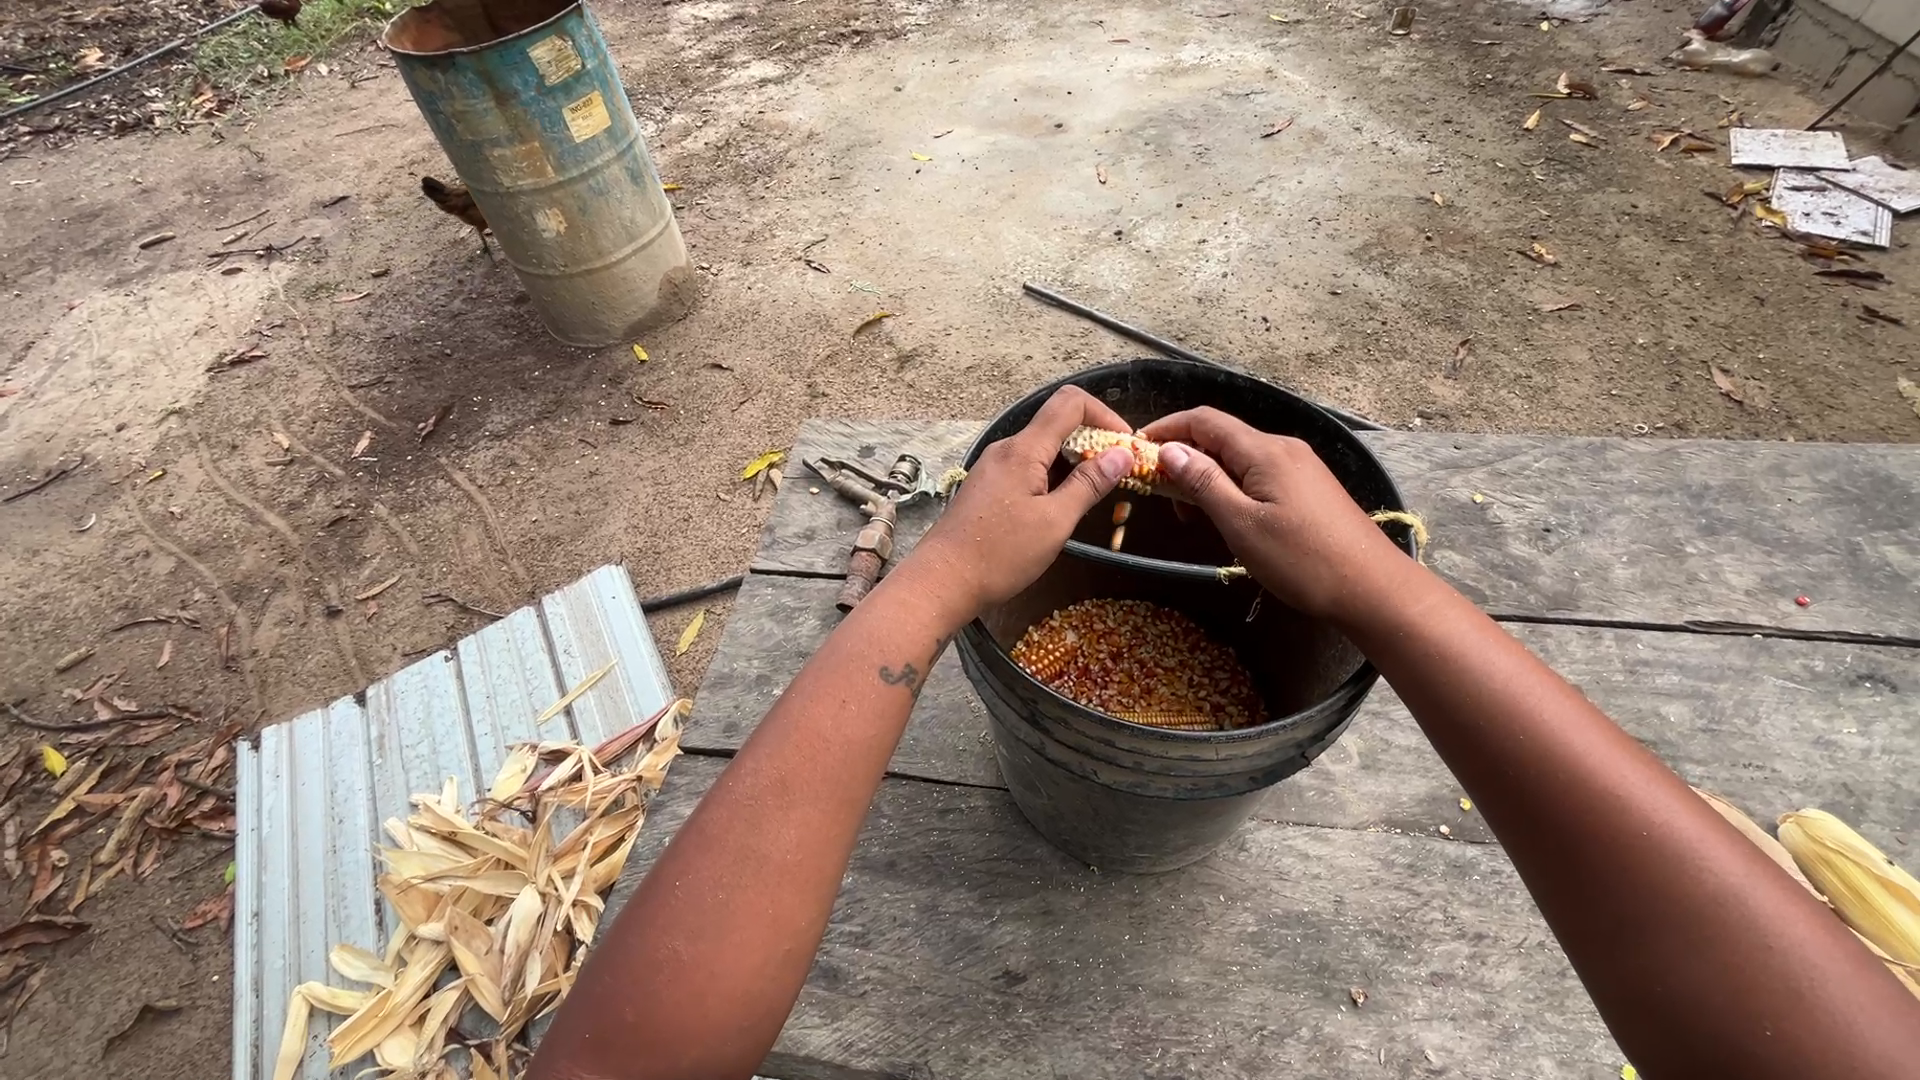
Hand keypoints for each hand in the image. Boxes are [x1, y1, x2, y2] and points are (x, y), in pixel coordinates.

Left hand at [905, 386, 1134, 623]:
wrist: (941, 581)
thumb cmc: (999, 555)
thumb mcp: (1055, 522)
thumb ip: (1089, 485)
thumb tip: (1120, 454)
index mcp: (1023, 449)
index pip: (1070, 403)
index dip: (1104, 415)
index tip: (1124, 446)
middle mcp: (1006, 450)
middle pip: (1057, 425)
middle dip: (1092, 444)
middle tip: (1116, 477)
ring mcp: (994, 468)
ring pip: (1042, 450)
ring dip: (1072, 465)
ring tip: (1092, 497)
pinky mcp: (988, 488)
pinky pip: (1027, 469)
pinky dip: (1051, 479)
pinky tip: (1060, 508)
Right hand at [1138, 407, 1409, 620]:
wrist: (1372, 589)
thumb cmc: (1302, 560)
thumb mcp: (1241, 524)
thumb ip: (1204, 483)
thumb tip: (1169, 450)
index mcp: (1264, 451)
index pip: (1204, 420)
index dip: (1166, 428)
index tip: (1135, 449)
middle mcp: (1282, 448)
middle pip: (1220, 436)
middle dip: (1183, 457)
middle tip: (1158, 493)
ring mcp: (1297, 467)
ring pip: (1237, 457)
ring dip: (1205, 476)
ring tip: (1188, 514)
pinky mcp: (1305, 487)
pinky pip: (1255, 473)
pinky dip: (1228, 486)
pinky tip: (1223, 517)